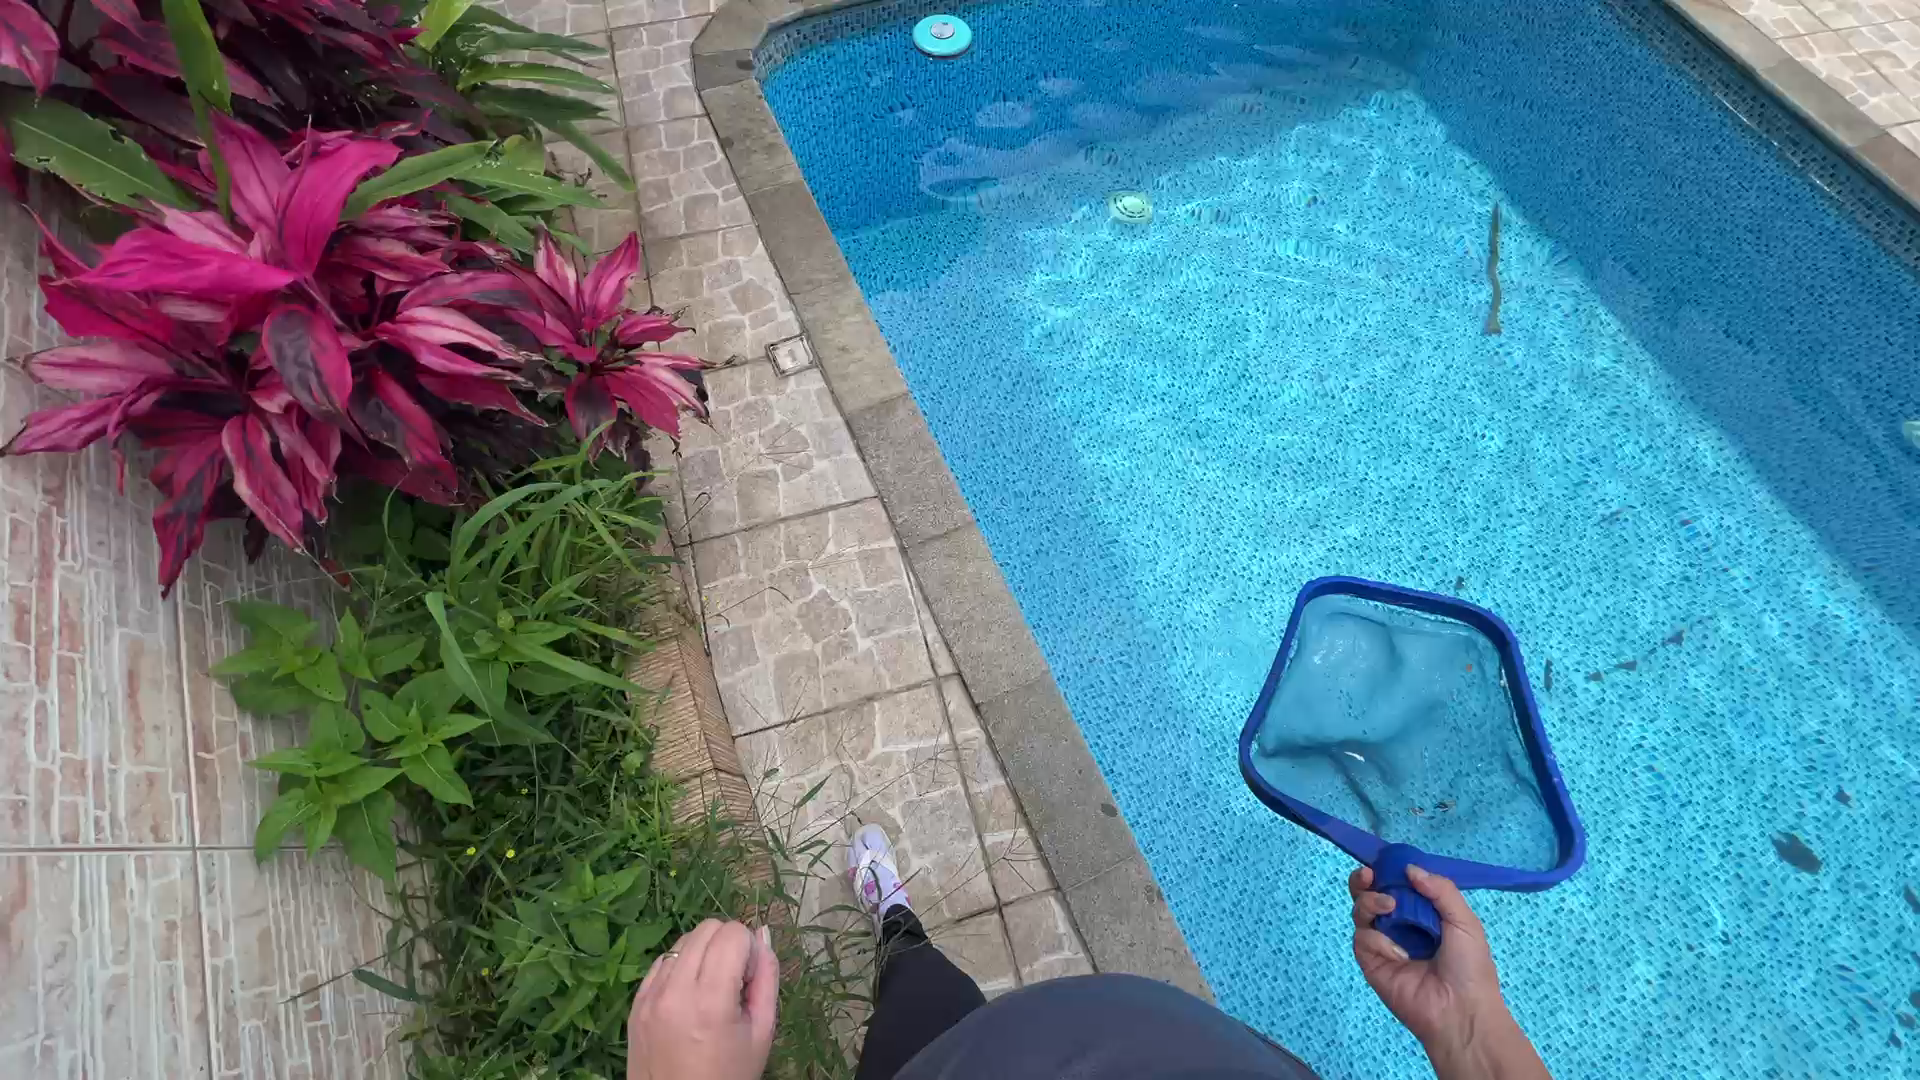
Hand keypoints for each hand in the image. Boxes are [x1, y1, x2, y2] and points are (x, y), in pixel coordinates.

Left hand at [628, 919, 778, 1079]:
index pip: (733, 933)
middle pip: (708, 928)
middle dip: (728, 944)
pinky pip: (662, 961)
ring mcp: (650, 997)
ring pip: (684, 940)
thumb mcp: (762, 1031)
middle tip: (733, 980)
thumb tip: (762, 934)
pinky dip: (680, 966)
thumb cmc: (728, 1077)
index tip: (749, 980)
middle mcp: (675, 991)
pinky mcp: (636, 1004)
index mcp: (710, 1000)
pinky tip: (689, 995)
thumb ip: (767, 976)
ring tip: (710, 988)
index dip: (749, 951)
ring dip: (704, 953)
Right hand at [1348, 867, 1548, 1079]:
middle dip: (1362, 881)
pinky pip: (1362, 937)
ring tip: (1389, 907)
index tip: (1382, 864)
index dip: (1384, 872)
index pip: (1392, 885)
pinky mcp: (1369, 960)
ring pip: (1359, 910)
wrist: (1461, 1011)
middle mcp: (1395, 925)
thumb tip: (1409, 869)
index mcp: (1418, 915)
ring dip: (1370, 902)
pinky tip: (1398, 954)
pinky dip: (1378, 940)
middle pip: (1366, 893)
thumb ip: (1441, 890)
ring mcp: (1380, 942)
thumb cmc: (1469, 967)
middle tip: (1368, 876)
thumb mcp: (1466, 923)